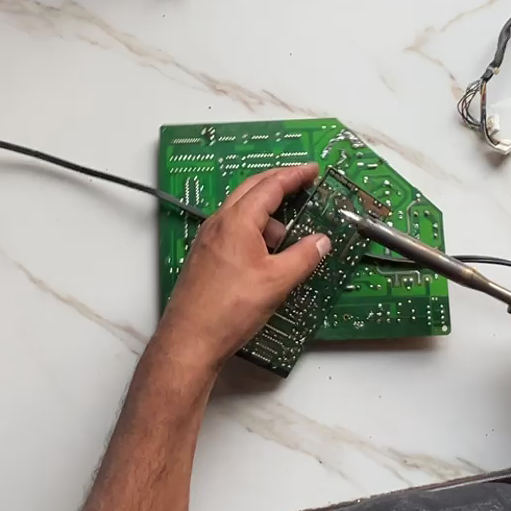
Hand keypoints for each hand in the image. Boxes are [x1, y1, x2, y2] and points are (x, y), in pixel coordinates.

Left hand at [151, 164, 332, 377]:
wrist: (190, 340)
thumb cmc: (227, 311)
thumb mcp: (277, 282)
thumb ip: (303, 257)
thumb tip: (321, 242)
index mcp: (237, 221)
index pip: (270, 186)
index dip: (294, 175)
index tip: (311, 171)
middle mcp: (219, 224)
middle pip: (252, 189)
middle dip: (279, 183)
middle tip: (302, 184)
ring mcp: (209, 239)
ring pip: (242, 211)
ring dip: (268, 214)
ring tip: (291, 236)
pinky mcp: (206, 256)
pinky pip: (234, 230)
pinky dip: (255, 231)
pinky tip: (267, 253)